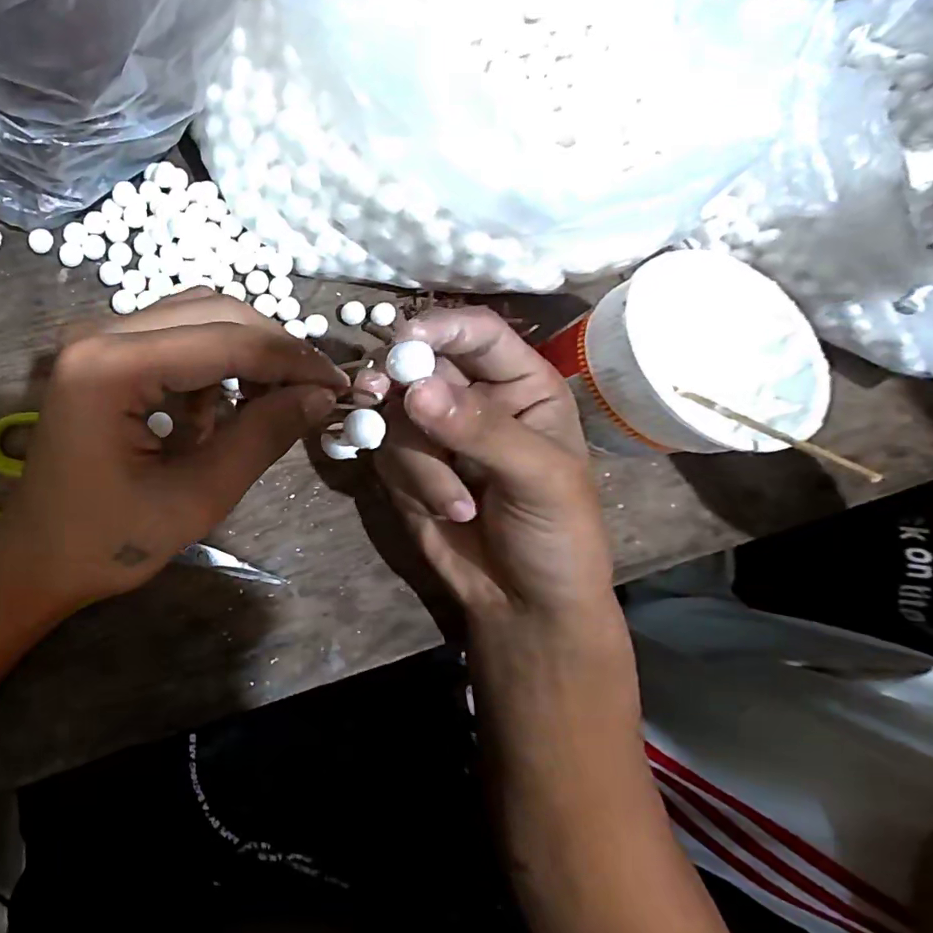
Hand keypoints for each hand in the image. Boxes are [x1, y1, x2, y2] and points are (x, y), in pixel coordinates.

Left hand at [0, 289, 346, 612]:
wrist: (38, 556)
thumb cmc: (106, 541)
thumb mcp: (195, 497)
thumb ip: (261, 437)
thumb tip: (318, 395)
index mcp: (110, 367)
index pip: (225, 340)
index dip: (290, 360)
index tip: (338, 385)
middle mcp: (97, 333)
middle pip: (212, 311)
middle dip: (269, 351)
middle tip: (310, 393)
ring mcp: (94, 339)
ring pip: (194, 318)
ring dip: (239, 357)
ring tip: (259, 412)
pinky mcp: (99, 353)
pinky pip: (171, 338)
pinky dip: (206, 369)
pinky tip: (207, 421)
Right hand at [363, 307, 615, 628]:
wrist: (522, 603)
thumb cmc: (558, 536)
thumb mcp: (538, 479)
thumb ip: (481, 431)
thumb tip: (416, 389)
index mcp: (519, 385)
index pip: (475, 334)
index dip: (439, 329)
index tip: (403, 344)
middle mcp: (470, 398)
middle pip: (416, 364)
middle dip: (396, 384)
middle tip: (374, 397)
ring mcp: (431, 431)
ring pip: (392, 413)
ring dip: (415, 461)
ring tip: (456, 506)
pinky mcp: (402, 464)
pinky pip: (381, 452)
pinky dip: (404, 481)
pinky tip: (439, 509)